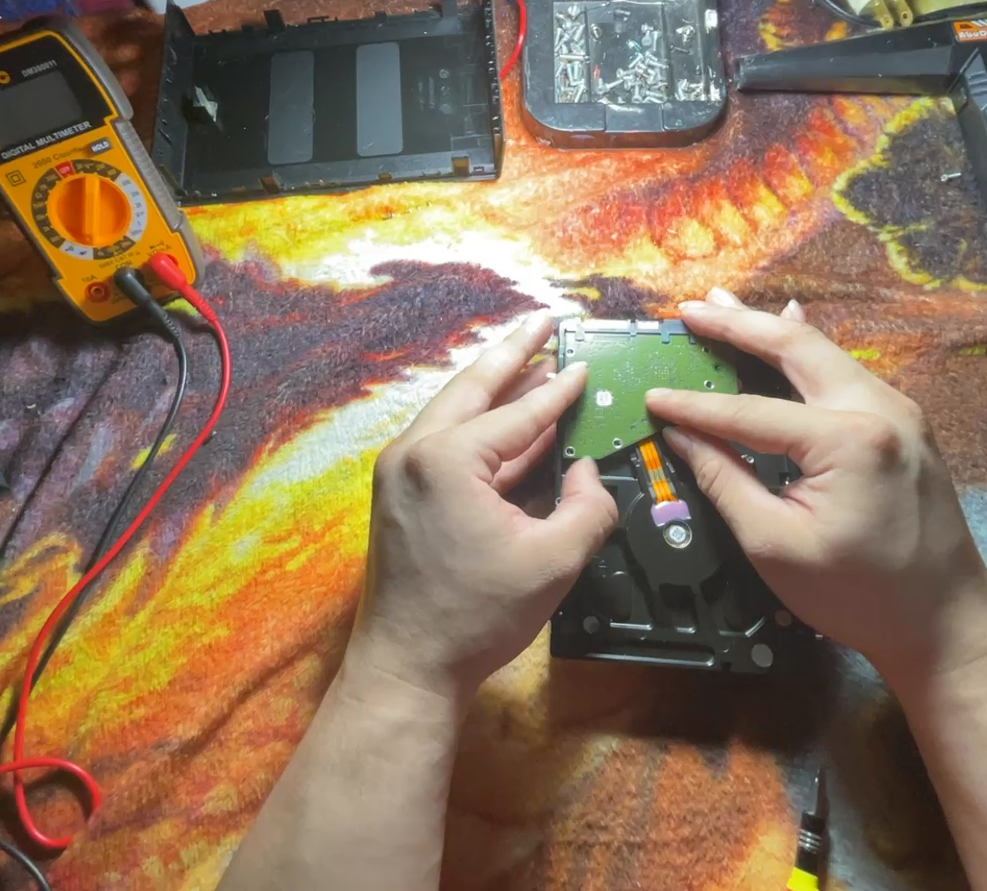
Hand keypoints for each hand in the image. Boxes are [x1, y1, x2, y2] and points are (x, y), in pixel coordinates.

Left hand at [349, 312, 618, 701]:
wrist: (405, 665)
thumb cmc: (475, 617)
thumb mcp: (552, 563)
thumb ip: (587, 507)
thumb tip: (584, 469)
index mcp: (446, 459)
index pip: (516, 414)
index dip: (557, 390)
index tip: (584, 364)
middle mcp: (414, 450)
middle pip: (473, 387)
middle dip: (512, 352)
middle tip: (543, 322)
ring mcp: (399, 468)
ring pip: (455, 408)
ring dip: (493, 384)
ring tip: (528, 355)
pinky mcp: (399, 488)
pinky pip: (446, 438)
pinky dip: (479, 423)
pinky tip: (505, 416)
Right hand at [645, 290, 986, 689]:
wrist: (950, 625)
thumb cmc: (858, 594)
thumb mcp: (774, 543)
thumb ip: (725, 479)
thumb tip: (680, 435)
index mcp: (845, 439)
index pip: (748, 411)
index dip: (693, 405)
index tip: (650, 395)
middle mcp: (877, 407)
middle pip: (793, 347)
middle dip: (737, 324)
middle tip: (689, 309)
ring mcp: (895, 409)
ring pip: (820, 349)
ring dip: (767, 326)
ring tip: (721, 303)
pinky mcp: (900, 421)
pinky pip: (840, 369)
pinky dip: (802, 347)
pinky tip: (789, 320)